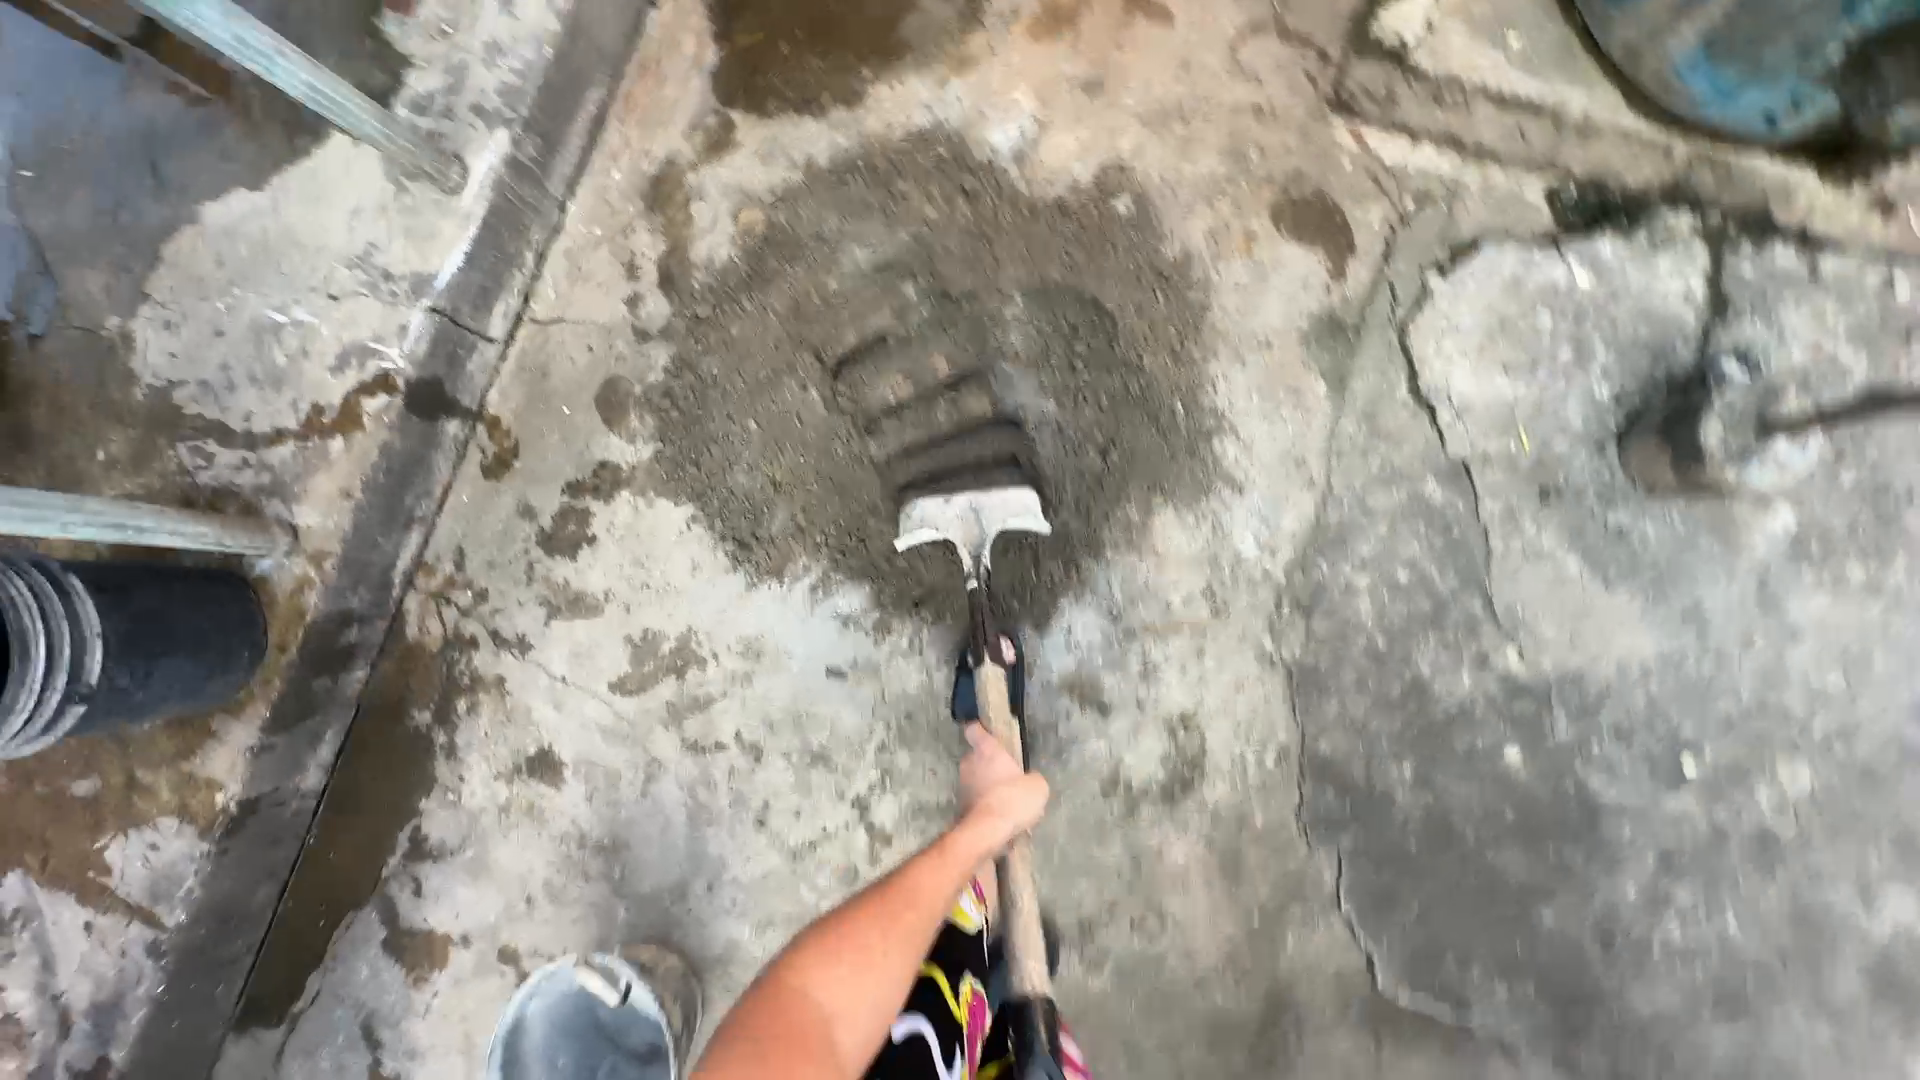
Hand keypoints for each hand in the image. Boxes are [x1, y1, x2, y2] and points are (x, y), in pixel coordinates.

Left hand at [958, 722, 1049, 851]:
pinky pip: (976, 801)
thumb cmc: (1013, 798)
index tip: (986, 734)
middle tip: (1008, 779)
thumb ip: (1032, 779)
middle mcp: (969, 763)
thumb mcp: (1037, 787)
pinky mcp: (961, 807)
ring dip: (987, 788)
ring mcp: (962, 785)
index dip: (980, 731)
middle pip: (976, 757)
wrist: (988, 830)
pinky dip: (985, 806)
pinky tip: (1001, 819)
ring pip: (975, 780)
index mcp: (986, 750)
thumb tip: (1029, 782)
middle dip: (989, 766)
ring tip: (1007, 803)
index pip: (974, 730)